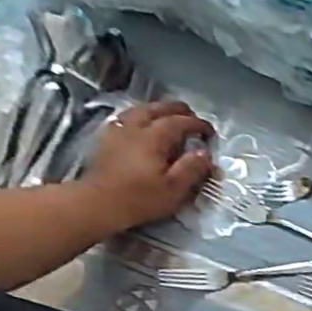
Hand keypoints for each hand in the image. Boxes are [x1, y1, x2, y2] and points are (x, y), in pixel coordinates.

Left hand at [82, 100, 215, 230]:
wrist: (100, 201)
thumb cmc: (142, 198)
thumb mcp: (175, 188)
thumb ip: (192, 168)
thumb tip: (206, 154)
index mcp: (153, 139)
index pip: (178, 123)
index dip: (196, 124)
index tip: (211, 131)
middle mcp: (134, 128)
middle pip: (156, 109)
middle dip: (176, 110)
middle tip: (192, 115)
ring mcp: (118, 131)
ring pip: (139, 110)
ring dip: (156, 109)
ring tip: (168, 114)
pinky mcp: (108, 138)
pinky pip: (126, 118)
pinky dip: (139, 115)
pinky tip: (142, 123)